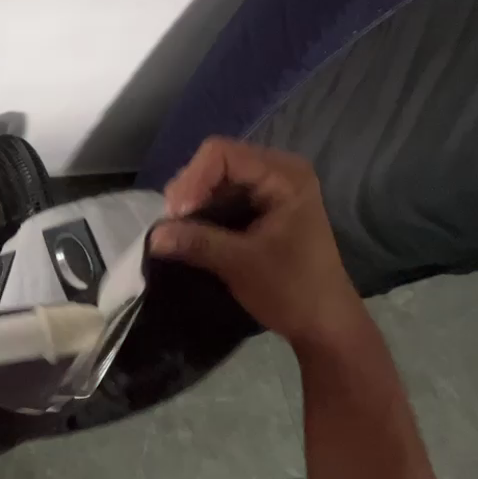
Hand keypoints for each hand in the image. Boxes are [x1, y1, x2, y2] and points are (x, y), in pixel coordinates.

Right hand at [149, 137, 367, 349]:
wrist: (325, 324)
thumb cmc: (294, 290)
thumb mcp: (241, 264)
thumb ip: (197, 242)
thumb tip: (152, 235)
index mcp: (284, 176)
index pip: (221, 153)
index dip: (192, 180)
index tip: (177, 216)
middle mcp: (279, 171)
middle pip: (216, 161)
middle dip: (189, 189)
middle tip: (173, 223)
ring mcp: (271, 187)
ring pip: (214, 177)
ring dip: (193, 200)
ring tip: (180, 228)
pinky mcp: (262, 204)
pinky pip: (222, 193)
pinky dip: (203, 208)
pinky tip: (193, 229)